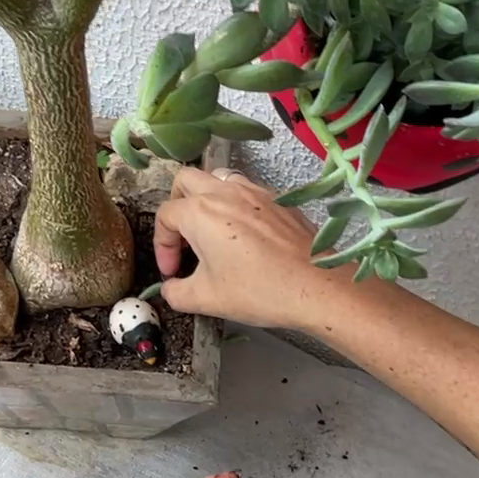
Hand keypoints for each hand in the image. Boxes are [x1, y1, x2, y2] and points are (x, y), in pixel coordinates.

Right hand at [153, 167, 377, 329]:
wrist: (316, 287)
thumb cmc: (260, 290)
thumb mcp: (205, 299)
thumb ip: (176, 293)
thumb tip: (172, 290)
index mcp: (201, 212)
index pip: (165, 215)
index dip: (161, 245)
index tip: (173, 271)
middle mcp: (226, 193)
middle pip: (186, 180)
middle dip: (176, 206)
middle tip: (183, 237)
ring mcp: (255, 193)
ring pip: (218, 179)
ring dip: (206, 200)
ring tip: (211, 232)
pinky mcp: (279, 201)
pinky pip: (247, 192)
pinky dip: (236, 206)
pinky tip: (243, 237)